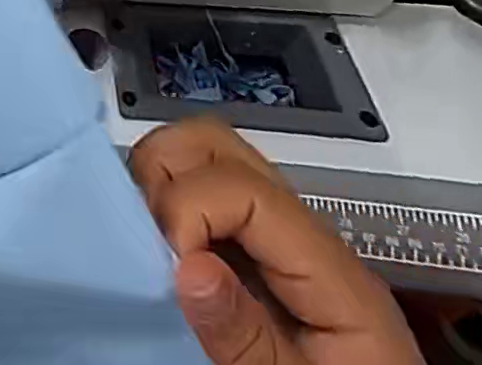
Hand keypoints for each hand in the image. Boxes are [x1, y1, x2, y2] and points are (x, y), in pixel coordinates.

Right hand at [130, 117, 421, 364]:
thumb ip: (248, 340)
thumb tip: (189, 266)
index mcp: (329, 267)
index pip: (242, 187)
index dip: (188, 208)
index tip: (170, 265)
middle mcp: (298, 228)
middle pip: (216, 142)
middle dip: (164, 173)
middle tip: (152, 240)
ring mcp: (271, 230)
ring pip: (199, 151)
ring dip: (160, 181)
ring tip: (155, 244)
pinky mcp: (248, 242)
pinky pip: (196, 186)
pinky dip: (164, 199)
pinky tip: (163, 247)